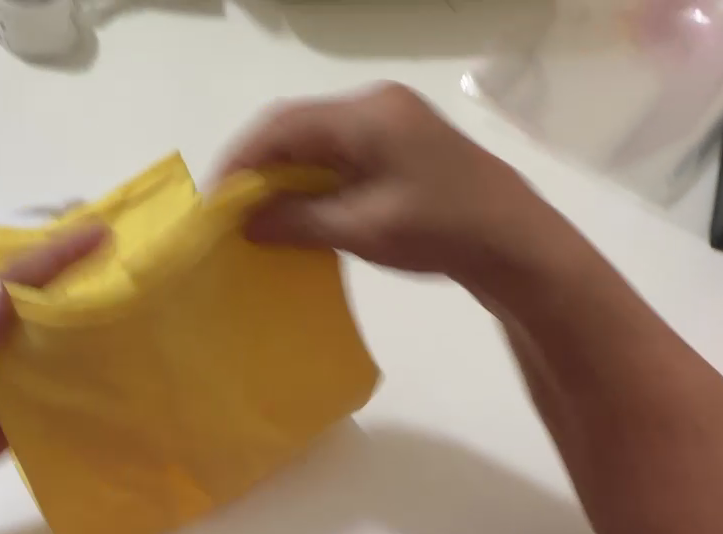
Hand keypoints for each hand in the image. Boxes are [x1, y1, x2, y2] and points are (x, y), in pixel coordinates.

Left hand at [0, 225, 107, 525]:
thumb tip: (4, 292)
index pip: (13, 280)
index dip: (54, 255)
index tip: (98, 234)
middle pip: (42, 300)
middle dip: (81, 274)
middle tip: (131, 253)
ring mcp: (9, 376)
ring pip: (56, 341)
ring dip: (91, 323)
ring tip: (140, 305)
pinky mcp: (21, 411)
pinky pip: (58, 388)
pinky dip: (86, 378)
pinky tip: (120, 371)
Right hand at [217, 83, 584, 288]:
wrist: (509, 238)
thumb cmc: (436, 230)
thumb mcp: (360, 229)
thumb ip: (297, 220)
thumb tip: (245, 221)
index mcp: (365, 116)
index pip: (281, 126)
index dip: (239, 161)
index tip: (213, 203)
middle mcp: (373, 105)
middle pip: (294, 127)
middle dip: (254, 167)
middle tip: (228, 212)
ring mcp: (386, 121)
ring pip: (312, 140)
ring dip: (279, 174)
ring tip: (253, 214)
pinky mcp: (394, 143)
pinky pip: (333, 152)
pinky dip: (305, 178)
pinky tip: (294, 208)